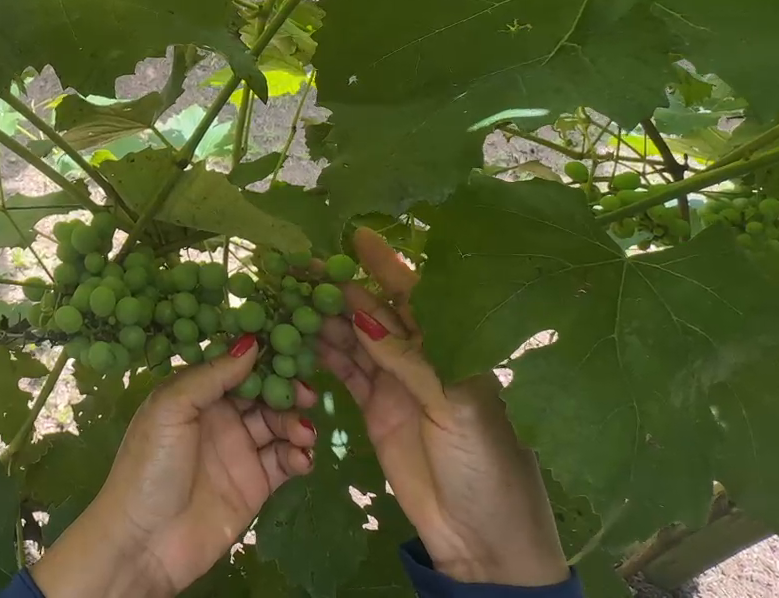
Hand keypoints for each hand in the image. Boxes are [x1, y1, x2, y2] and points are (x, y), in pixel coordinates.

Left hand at [29, 335, 316, 597]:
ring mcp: (239, 449)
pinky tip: (302, 458)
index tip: (289, 347)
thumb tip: (251, 343)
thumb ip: (211, 376)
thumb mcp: (171, 408)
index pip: (233, 365)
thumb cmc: (150, 464)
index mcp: (194, 391)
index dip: (260, 356)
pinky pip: (285, 461)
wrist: (146, 540)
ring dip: (295, 422)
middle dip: (285, 389)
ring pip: (277, 424)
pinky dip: (299, 455)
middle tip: (306, 393)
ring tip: (303, 432)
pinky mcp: (255, 484)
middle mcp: (219, 415)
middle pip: (261, 392)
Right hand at [316, 228, 567, 586]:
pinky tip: (297, 335)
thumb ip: (409, 362)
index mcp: (451, 351)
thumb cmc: (487, 469)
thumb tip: (363, 312)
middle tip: (302, 264)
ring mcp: (393, 382)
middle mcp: (419, 358)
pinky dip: (321, 352)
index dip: (386, 268)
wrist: (483, 542)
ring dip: (325, 317)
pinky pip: (343, 370)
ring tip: (291, 292)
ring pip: (353, 338)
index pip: (414, 299)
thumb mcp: (457, 410)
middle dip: (342, 287)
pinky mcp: (373, 408)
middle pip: (375, 313)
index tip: (356, 237)